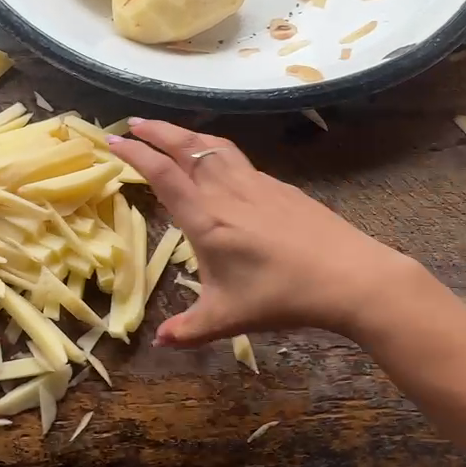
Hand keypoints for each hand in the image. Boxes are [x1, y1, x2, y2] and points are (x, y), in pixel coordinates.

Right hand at [106, 118, 441, 345]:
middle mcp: (227, 192)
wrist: (352, 277)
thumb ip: (189, 329)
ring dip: (186, 134)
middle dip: (156, 131)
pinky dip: (214, 150)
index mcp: (206, 218)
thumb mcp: (228, 317)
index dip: (135, 154)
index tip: (113, 142)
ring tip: (168, 131)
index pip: (162, 174)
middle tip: (132, 122)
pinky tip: (217, 163)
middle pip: (186, 147)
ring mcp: (256, 184)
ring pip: (213, 146)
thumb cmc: (283, 297)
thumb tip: (159, 343)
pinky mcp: (279, 187)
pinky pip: (237, 159)